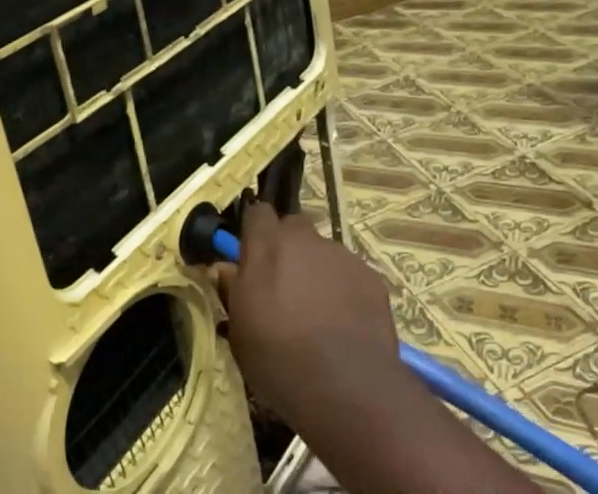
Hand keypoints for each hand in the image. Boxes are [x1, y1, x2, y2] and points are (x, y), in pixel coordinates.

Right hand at [215, 203, 407, 423]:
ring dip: (317, 272)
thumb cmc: (277, 359)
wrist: (344, 385)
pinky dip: (346, 291)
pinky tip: (345, 325)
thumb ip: (232, 291)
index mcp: (268, 246)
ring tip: (318, 314)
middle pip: (294, 228)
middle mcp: (306, 240)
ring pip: (324, 253)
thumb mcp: (239, 331)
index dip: (255, 231)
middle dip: (288, 248)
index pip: (258, 212)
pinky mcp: (371, 277)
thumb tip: (226, 270)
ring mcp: (342, 256)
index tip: (252, 256)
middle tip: (284, 287)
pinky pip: (351, 275)